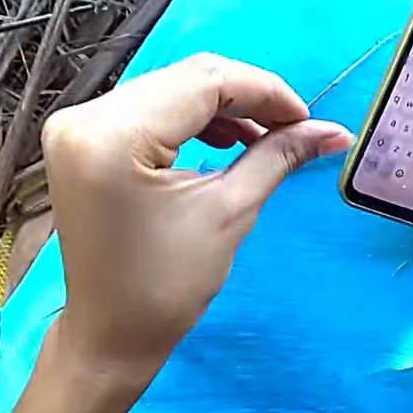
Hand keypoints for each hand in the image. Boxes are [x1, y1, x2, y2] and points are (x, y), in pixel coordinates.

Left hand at [42, 54, 352, 379]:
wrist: (111, 334)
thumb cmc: (167, 285)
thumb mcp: (230, 211)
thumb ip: (279, 156)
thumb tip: (334, 131)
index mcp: (112, 135)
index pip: (204, 82)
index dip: (265, 92)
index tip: (307, 119)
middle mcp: (85, 116)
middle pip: (186, 78)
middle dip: (249, 97)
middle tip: (294, 127)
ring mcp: (79, 126)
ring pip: (170, 89)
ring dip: (224, 107)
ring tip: (264, 138)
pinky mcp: (84, 139)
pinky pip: (151, 109)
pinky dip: (194, 119)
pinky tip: (225, 140)